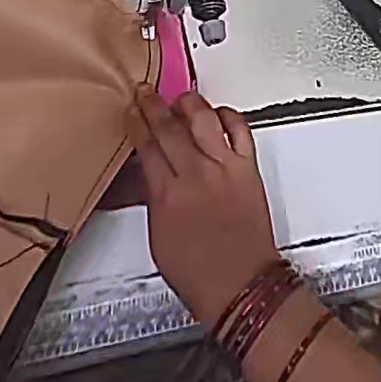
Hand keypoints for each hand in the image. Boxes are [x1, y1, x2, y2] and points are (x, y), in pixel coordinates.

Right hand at [126, 87, 279, 321]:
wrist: (242, 288)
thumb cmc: (201, 274)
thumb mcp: (158, 238)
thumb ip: (154, 198)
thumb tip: (151, 172)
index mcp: (168, 195)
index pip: (147, 145)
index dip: (137, 123)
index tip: (132, 112)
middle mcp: (195, 175)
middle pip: (169, 127)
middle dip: (153, 105)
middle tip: (146, 93)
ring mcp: (224, 168)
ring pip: (203, 119)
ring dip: (188, 103)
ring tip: (181, 98)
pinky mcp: (248, 168)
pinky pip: (239, 129)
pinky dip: (228, 115)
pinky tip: (218, 112)